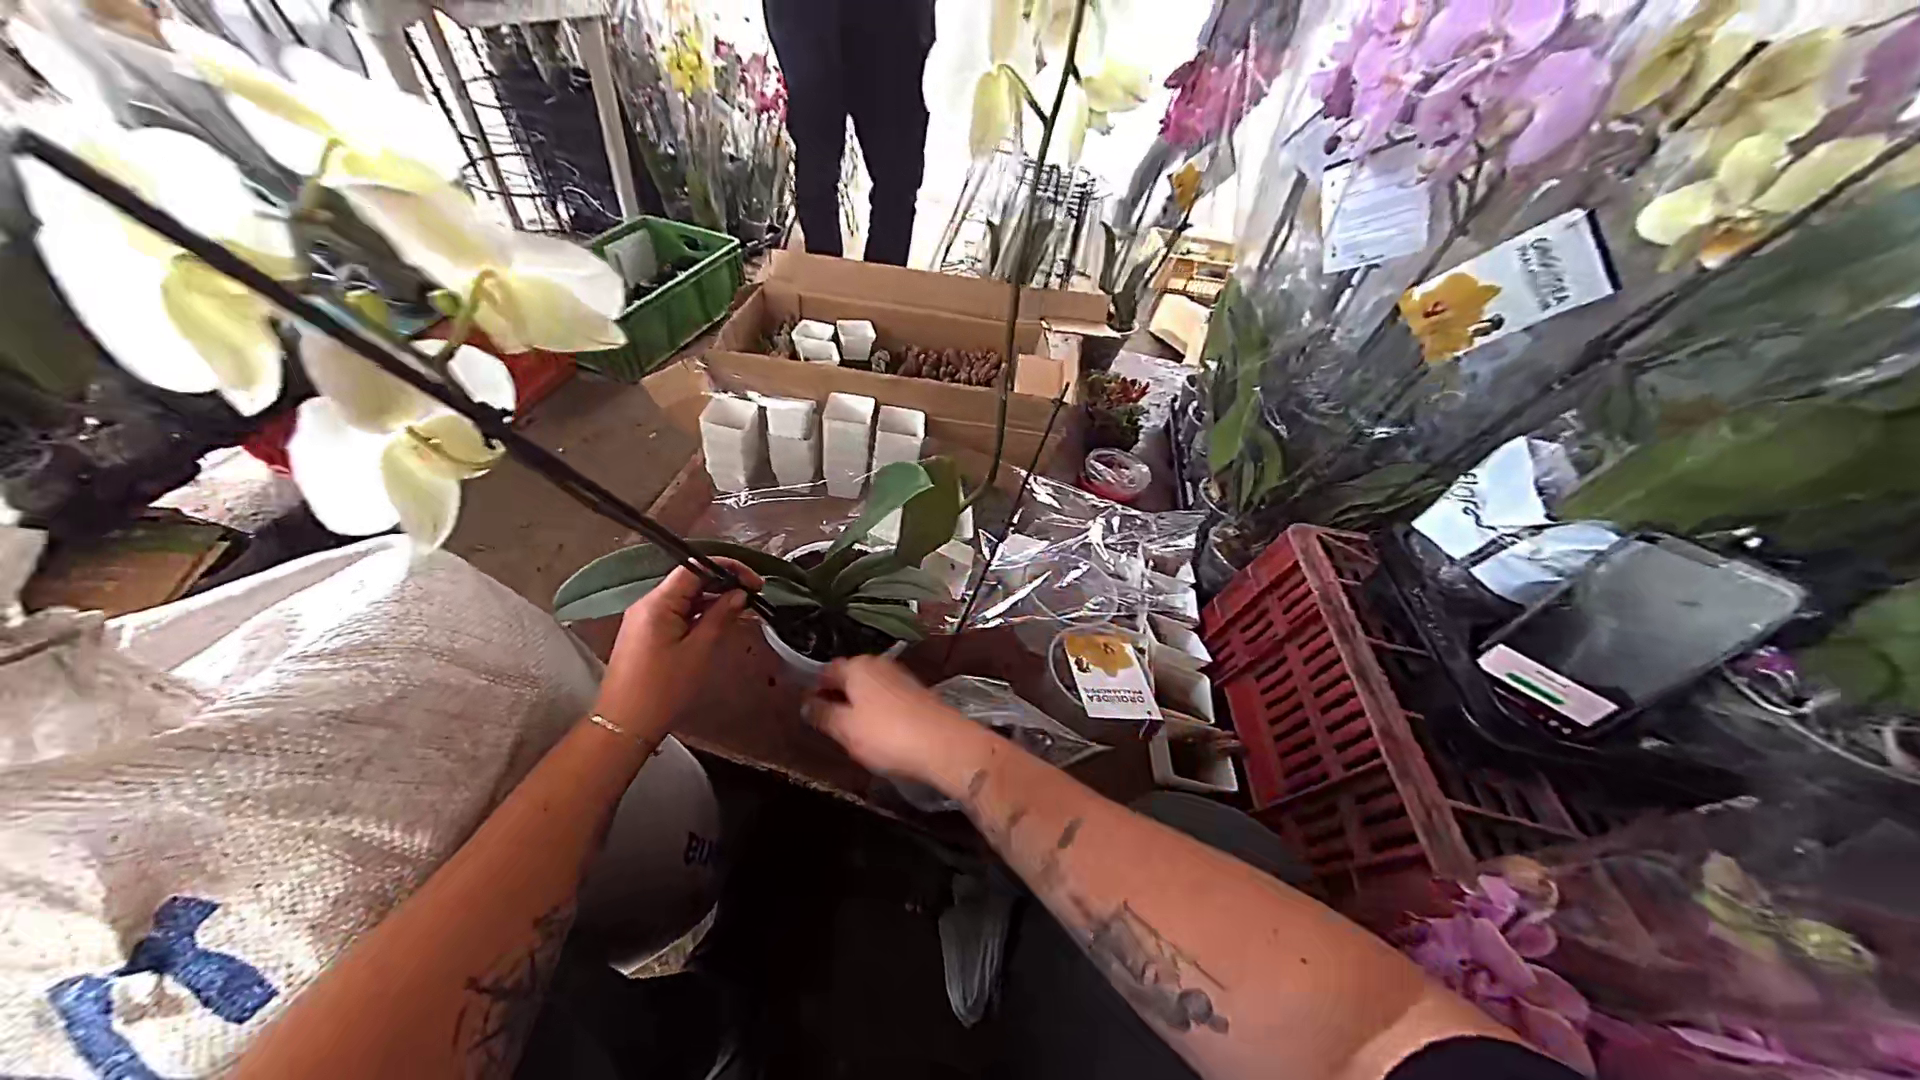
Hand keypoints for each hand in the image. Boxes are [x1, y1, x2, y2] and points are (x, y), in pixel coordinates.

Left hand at [596, 559, 761, 738]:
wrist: (625, 724)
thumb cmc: (664, 688)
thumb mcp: (699, 650)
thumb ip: (720, 615)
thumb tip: (739, 594)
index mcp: (658, 602)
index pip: (695, 567)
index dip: (728, 568)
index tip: (755, 581)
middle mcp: (648, 603)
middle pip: (690, 578)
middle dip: (724, 582)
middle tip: (754, 595)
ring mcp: (645, 618)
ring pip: (685, 595)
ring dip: (714, 598)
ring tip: (743, 607)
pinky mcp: (647, 632)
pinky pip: (678, 611)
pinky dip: (700, 612)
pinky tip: (721, 619)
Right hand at [807, 657, 994, 792]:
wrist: (945, 745)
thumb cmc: (891, 735)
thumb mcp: (845, 729)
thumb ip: (822, 714)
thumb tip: (806, 704)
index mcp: (858, 666)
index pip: (826, 670)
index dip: (814, 688)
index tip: (807, 708)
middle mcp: (880, 664)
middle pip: (850, 677)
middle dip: (837, 696)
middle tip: (827, 722)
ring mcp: (901, 677)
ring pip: (869, 688)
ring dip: (858, 705)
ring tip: (851, 732)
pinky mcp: (917, 694)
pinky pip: (887, 698)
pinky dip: (878, 711)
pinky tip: (878, 732)